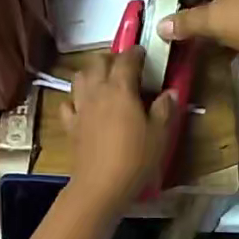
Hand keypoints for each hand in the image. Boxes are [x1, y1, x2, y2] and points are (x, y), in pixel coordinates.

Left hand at [64, 46, 174, 211]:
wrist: (100, 186)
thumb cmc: (134, 158)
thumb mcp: (159, 134)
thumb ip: (165, 109)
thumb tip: (170, 92)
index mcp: (120, 88)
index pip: (126, 58)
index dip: (136, 52)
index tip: (144, 55)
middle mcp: (96, 91)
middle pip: (98, 62)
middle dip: (111, 59)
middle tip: (124, 68)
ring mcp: (80, 108)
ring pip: (79, 77)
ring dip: (91, 74)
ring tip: (103, 83)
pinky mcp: (69, 126)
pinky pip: (67, 103)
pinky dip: (75, 100)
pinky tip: (84, 107)